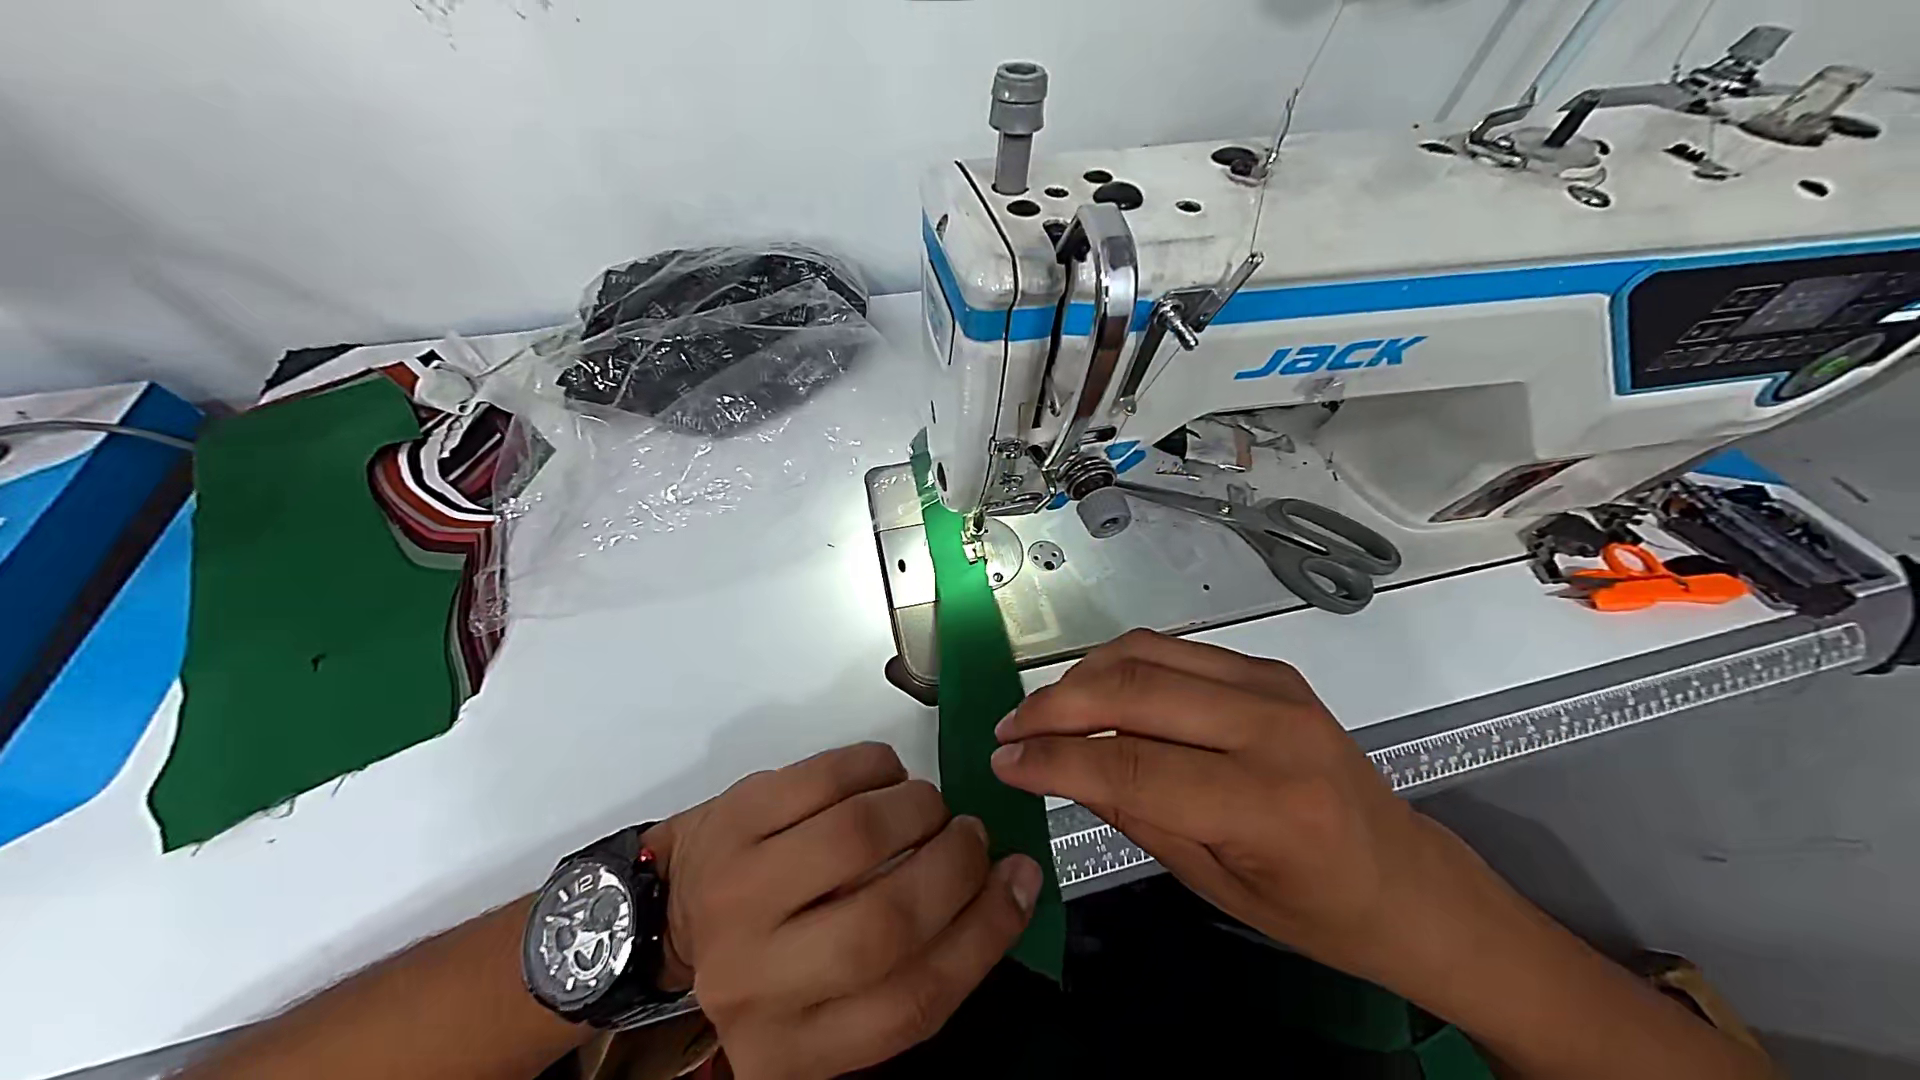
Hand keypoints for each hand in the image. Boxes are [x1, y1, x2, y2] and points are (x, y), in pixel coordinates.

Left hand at [641, 743, 1040, 1079]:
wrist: (666, 912)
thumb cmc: (768, 955)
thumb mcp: (829, 995)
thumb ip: (911, 957)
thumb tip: (1008, 879)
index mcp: (796, 1045)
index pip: (914, 999)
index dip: (985, 933)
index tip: (1021, 880)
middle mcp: (761, 979)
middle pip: (887, 922)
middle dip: (954, 866)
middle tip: (971, 835)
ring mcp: (741, 890)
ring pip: (857, 836)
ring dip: (919, 808)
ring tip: (928, 806)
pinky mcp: (735, 818)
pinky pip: (827, 774)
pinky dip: (878, 765)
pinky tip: (887, 775)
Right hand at [992, 631, 1775, 1079]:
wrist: (1409, 880)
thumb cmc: (1317, 909)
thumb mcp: (1215, 884)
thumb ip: (1133, 815)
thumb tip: (1058, 767)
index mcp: (1269, 804)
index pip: (1132, 768)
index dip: (1054, 761)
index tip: (1003, 761)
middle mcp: (1273, 727)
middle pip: (1133, 692)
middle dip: (1055, 706)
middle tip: (1011, 727)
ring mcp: (1274, 686)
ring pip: (1147, 655)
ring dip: (1082, 676)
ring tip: (1044, 710)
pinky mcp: (1269, 668)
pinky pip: (1173, 651)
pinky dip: (1121, 664)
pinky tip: (1095, 690)